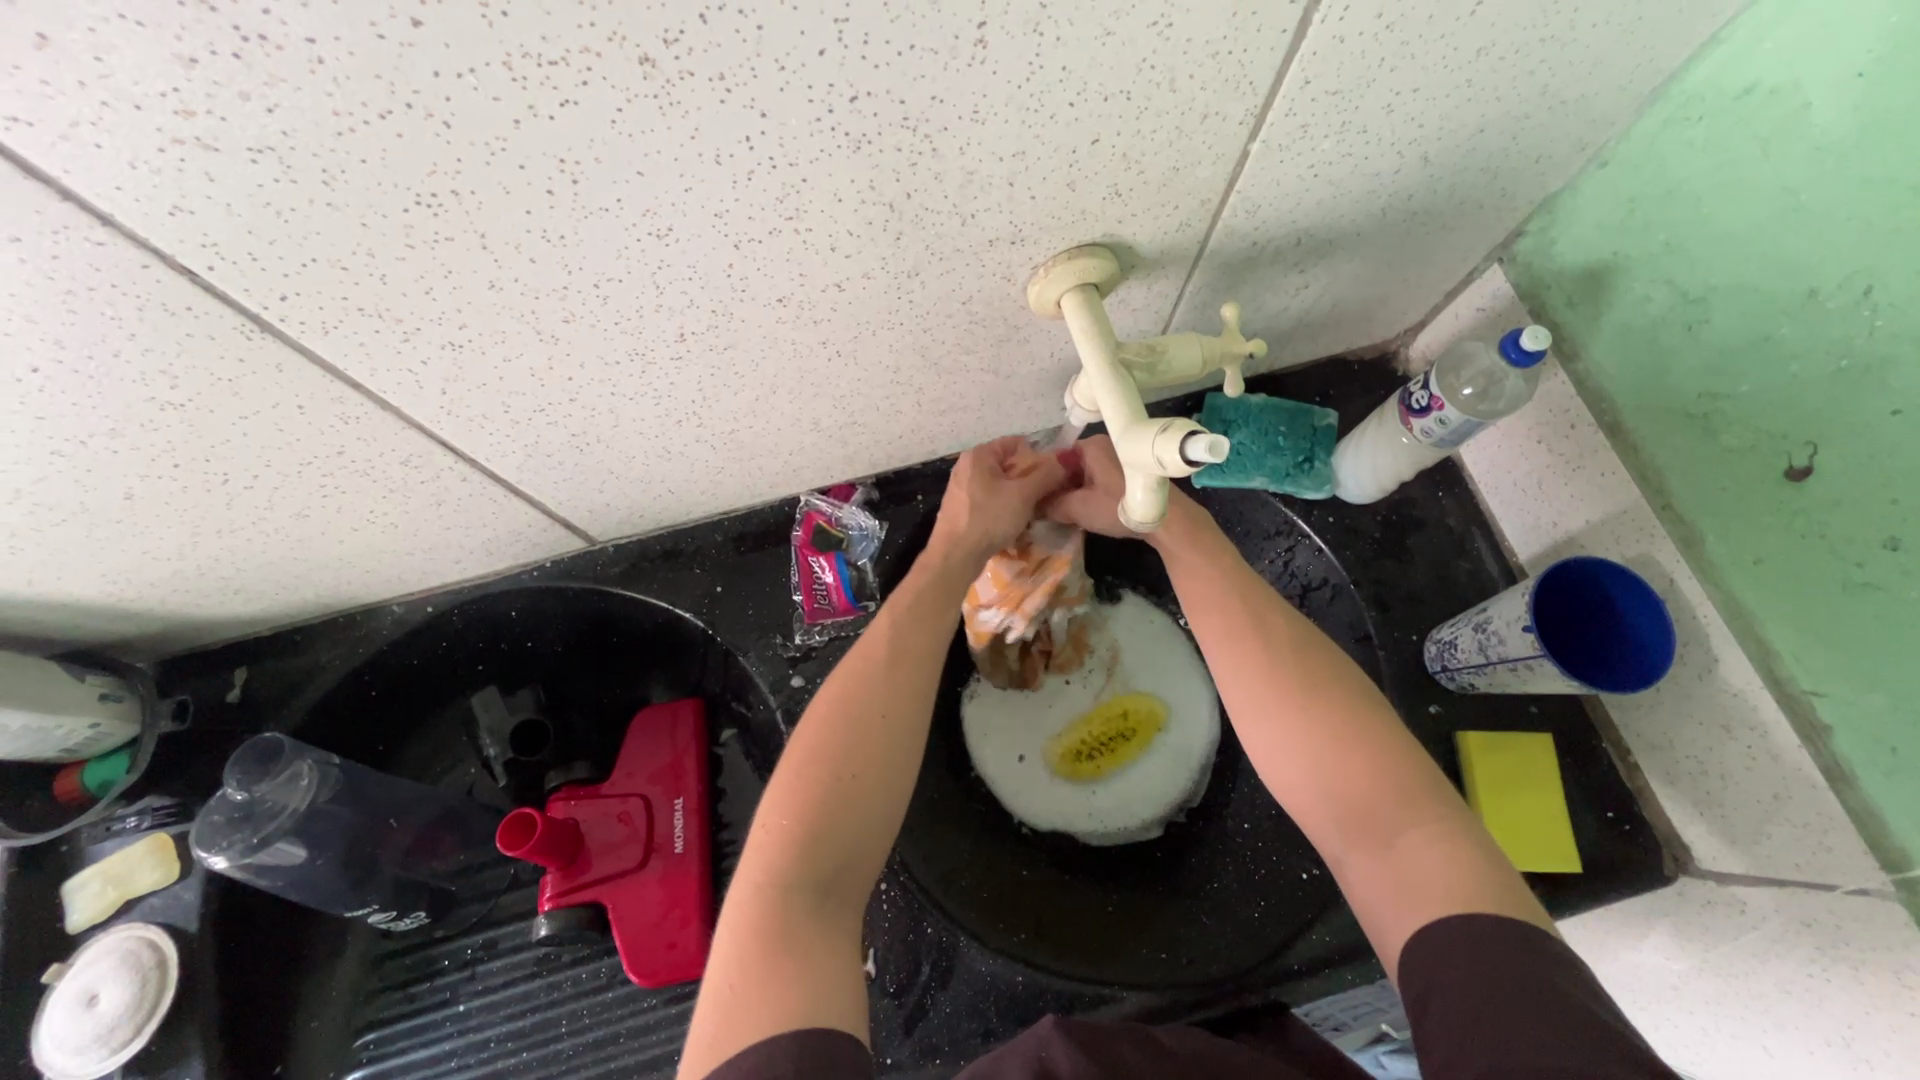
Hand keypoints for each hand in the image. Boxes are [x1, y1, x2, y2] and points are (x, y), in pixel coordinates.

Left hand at [928, 436, 1071, 567]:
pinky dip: (1004, 509)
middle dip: (1029, 479)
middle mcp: (967, 466)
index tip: (1052, 474)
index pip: (1015, 443)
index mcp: (979, 454)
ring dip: (1019, 497)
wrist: (955, 556)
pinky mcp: (962, 509)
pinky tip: (1014, 525)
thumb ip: (1046, 474)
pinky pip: (990, 501)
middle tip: (1045, 496)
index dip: (1037, 455)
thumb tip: (1065, 460)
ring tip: (1032, 513)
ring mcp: (962, 489)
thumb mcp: (1024, 494)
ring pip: (1000, 486)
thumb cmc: (989, 518)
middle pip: (1007, 465)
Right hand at [1040, 435, 1204, 541]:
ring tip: (1062, 514)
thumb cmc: (1120, 507)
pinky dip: (1091, 494)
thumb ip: (1052, 505)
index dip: (1044, 480)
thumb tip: (1036, 506)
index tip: (1035, 499)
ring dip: (1075, 493)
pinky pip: (1100, 481)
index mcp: (1091, 445)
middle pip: (1071, 467)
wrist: (1167, 520)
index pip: (1056, 458)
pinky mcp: (1128, 473)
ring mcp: (1118, 459)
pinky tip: (1085, 512)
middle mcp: (1105, 445)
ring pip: (1086, 476)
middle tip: (1047, 510)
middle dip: (1059, 488)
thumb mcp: (1079, 509)